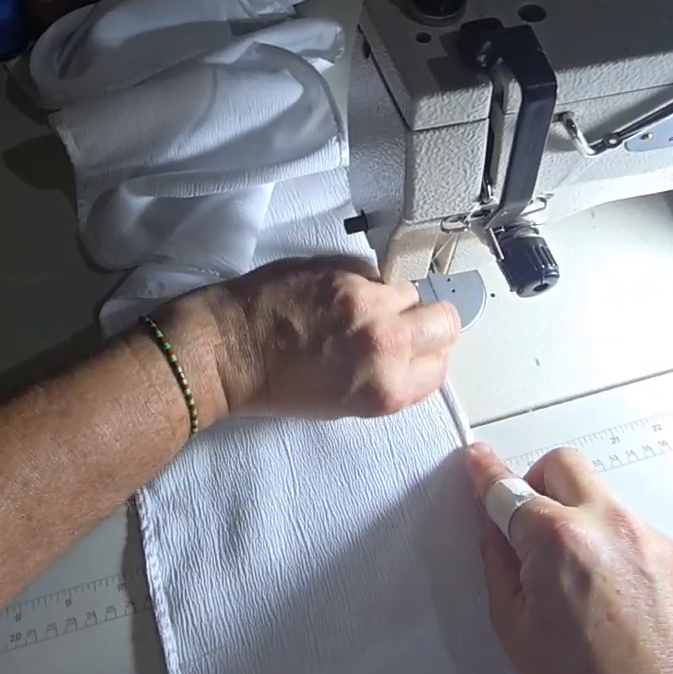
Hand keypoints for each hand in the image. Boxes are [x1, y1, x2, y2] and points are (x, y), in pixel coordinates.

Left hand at [157, 255, 460, 420]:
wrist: (228, 350)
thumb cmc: (278, 386)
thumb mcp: (345, 405)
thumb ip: (387, 380)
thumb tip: (410, 355)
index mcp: (387, 388)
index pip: (442, 365)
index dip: (426, 356)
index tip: (411, 351)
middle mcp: (385, 342)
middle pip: (445, 319)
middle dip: (426, 322)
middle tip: (397, 324)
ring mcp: (364, 300)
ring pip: (407, 289)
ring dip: (388, 298)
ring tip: (354, 307)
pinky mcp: (341, 268)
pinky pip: (371, 270)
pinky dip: (359, 280)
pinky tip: (330, 293)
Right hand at [465, 442, 672, 673]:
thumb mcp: (516, 628)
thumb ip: (499, 562)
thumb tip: (496, 527)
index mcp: (559, 539)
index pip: (509, 487)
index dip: (486, 472)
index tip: (480, 461)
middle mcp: (611, 527)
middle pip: (564, 465)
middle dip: (540, 483)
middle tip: (534, 521)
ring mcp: (654, 542)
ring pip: (604, 501)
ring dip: (584, 523)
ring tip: (584, 582)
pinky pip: (639, 536)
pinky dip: (621, 554)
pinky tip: (617, 599)